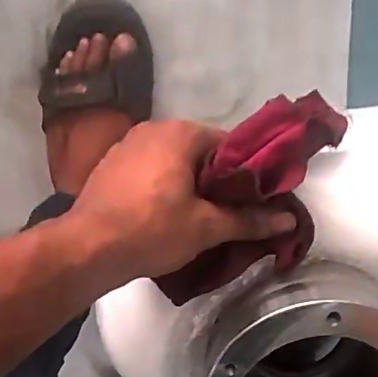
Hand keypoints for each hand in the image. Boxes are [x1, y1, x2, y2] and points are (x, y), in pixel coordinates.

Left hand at [60, 120, 296, 284]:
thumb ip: (248, 220)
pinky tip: (164, 216)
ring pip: (173, 163)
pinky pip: (149, 172)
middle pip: (200, 152)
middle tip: (229, 215)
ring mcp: (126, 145)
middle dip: (216, 181)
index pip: (229, 144)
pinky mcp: (110, 167)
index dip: (247, 172)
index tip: (255, 200)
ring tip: (198, 219)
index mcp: (181, 132)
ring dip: (188, 186)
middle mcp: (153, 128)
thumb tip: (288, 219)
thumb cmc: (152, 231)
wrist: (88, 248)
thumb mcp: (206, 228)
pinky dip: (163, 189)